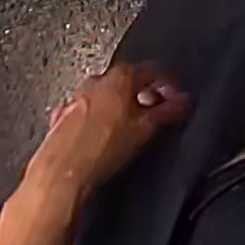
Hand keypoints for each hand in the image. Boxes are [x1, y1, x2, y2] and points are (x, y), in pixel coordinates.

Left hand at [19, 62, 191, 207]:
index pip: (153, 70)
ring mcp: (78, 97)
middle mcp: (98, 80)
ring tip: (130, 128)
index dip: (169, 84)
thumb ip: (169, 112)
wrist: (60, 174)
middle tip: (157, 113)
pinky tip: (104, 137)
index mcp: (121, 76)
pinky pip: (89, 111)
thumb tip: (184, 102)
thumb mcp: (145, 130)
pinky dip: (100, 118)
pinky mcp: (63, 116)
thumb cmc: (102, 149)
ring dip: (122, 105)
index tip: (176, 98)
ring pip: (107, 94)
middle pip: (129, 80)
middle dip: (145, 94)